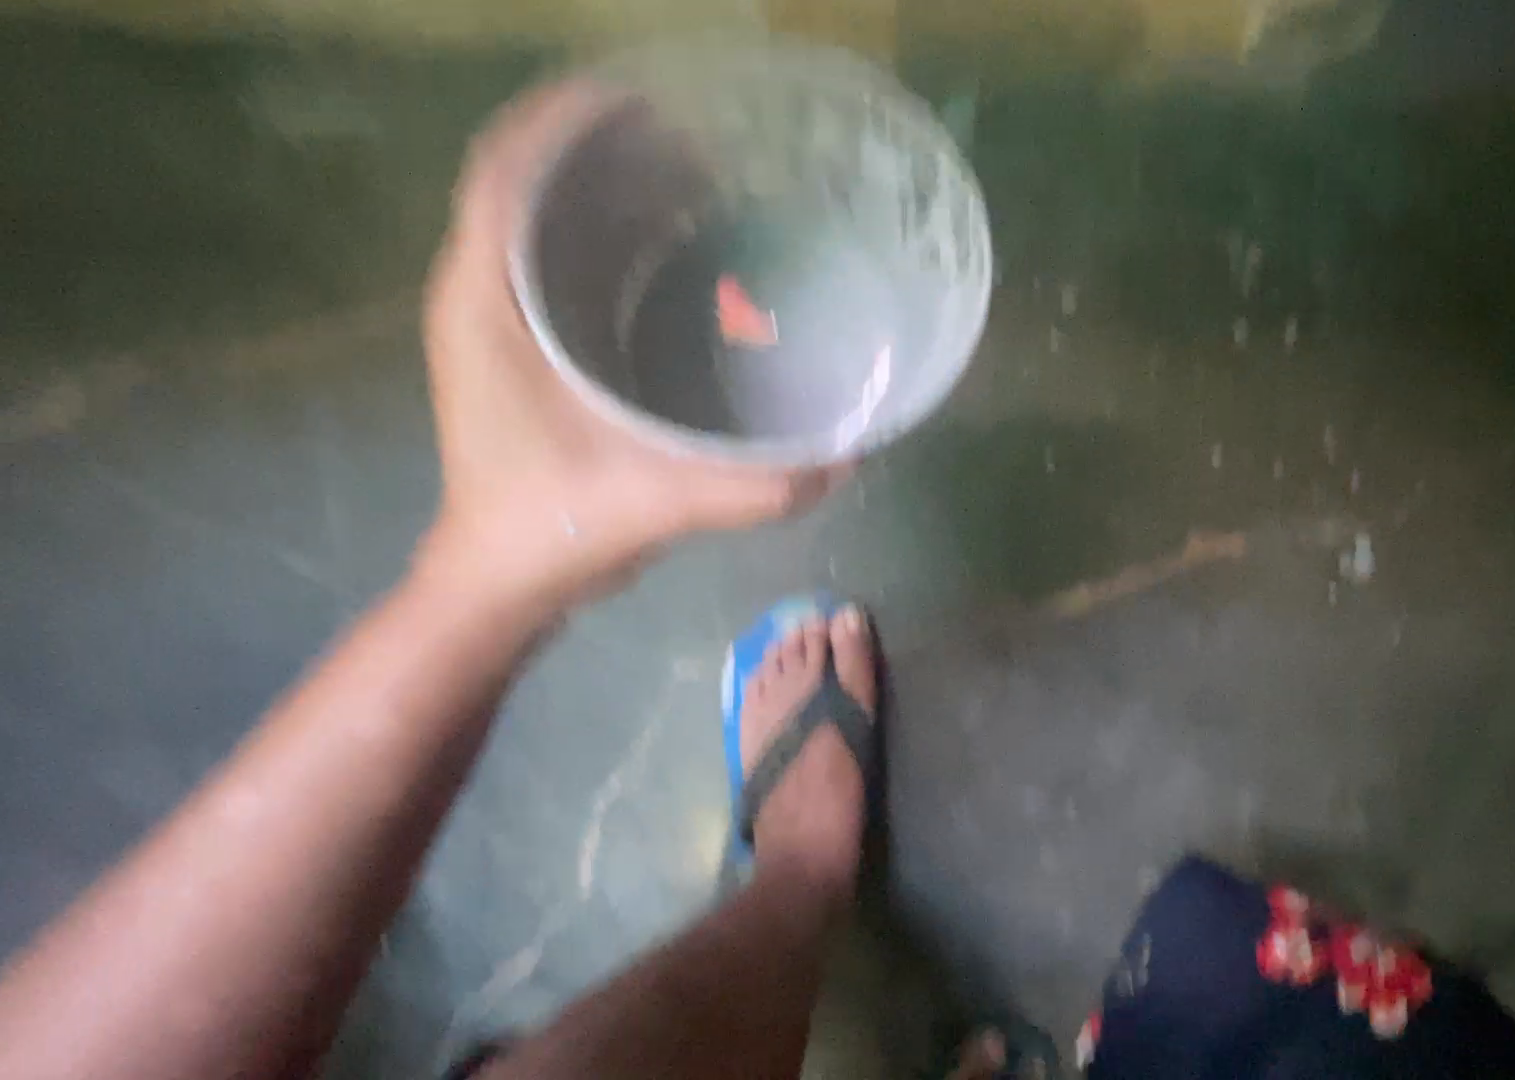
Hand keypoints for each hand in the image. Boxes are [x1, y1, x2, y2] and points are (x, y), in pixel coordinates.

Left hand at [419, 82, 851, 611]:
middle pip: (527, 182)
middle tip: (698, 155)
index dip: (570, 120)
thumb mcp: (666, 500)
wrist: (502, 582)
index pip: (508, 168)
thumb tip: (850, 457)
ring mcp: (492, 323)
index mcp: (489, 303)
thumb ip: (760, 484)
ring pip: (537, 222)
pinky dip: (600, 243)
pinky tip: (665, 261)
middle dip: (605, 153)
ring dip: (602, 195)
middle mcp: (479, 296)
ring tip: (688, 191)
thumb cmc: (557, 529)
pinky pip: (550, 265)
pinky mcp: (516, 351)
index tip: (654, 108)